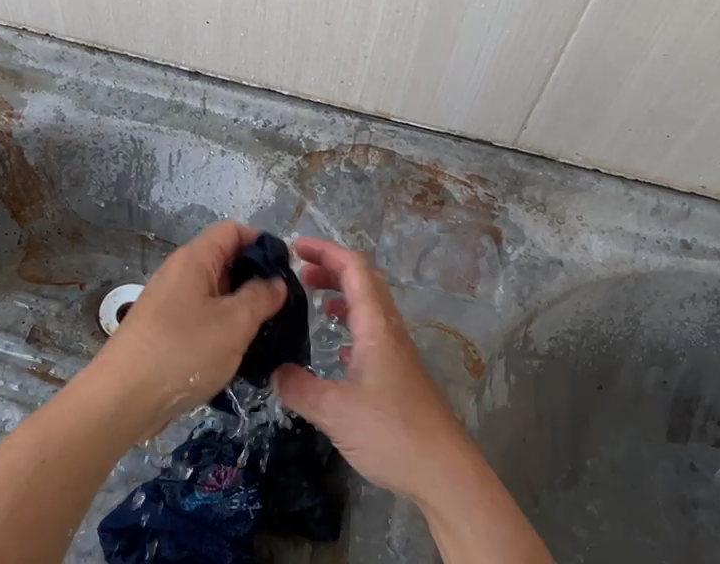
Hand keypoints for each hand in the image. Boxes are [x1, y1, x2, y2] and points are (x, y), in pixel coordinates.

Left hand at [85, 220, 286, 434]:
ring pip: (214, 292)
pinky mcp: (163, 330)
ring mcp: (169, 302)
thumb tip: (275, 282)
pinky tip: (236, 351)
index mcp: (194, 259)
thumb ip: (261, 297)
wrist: (122, 398)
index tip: (285, 271)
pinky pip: (201, 315)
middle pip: (224, 260)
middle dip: (254, 278)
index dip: (261, 243)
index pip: (232, 230)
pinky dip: (222, 326)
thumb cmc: (183, 352)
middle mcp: (179, 273)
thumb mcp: (234, 324)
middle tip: (281, 306)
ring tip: (265, 332)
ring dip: (240, 307)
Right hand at [271, 238, 474, 501]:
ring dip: (342, 294)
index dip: (326, 250)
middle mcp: (389, 331)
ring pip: (370, 307)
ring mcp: (397, 353)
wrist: (444, 471)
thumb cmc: (392, 433)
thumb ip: (299, 387)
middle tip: (299, 273)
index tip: (295, 247)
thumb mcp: (334, 411)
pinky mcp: (399, 375)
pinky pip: (372, 333)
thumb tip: (275, 371)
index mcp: (376, 327)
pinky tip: (337, 349)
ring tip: (314, 301)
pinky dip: (351, 325)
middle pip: (364, 281)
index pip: (354, 268)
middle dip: (331, 268)